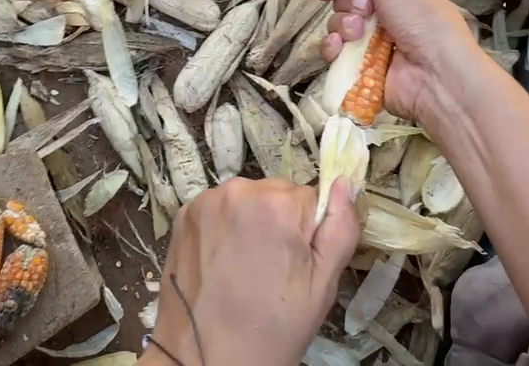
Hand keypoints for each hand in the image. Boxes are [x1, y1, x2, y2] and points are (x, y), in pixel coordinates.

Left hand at [144, 177, 357, 365]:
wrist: (203, 360)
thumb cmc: (271, 328)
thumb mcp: (320, 287)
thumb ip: (340, 228)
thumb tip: (345, 182)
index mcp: (277, 203)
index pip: (309, 199)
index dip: (308, 233)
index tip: (295, 265)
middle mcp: (239, 188)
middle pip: (276, 194)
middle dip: (280, 224)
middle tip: (272, 272)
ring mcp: (206, 200)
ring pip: (247, 201)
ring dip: (251, 223)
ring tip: (245, 269)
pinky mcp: (184, 213)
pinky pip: (218, 209)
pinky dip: (223, 228)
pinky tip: (221, 263)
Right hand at [317, 0, 486, 124]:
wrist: (436, 73)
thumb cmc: (421, 19)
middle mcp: (385, 18)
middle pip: (345, 3)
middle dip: (348, 6)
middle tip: (366, 16)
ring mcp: (372, 46)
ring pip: (337, 27)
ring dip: (341, 26)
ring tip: (357, 36)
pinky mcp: (360, 70)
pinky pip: (333, 54)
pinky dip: (331, 48)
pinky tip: (339, 49)